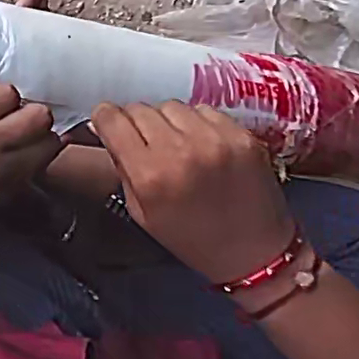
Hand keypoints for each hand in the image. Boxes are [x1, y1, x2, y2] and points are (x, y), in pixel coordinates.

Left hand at [0, 73, 59, 246]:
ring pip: (7, 92)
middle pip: (37, 114)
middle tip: (19, 124)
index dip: (47, 141)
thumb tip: (49, 145)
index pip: (49, 145)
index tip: (40, 140)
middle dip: (33, 119)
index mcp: (0, 173)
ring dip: (4, 102)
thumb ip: (22, 174)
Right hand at [91, 101, 294, 285]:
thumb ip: (122, 167)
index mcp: (150, 175)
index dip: (105, 118)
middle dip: (135, 122)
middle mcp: (180, 150)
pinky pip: (203, 110)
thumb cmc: (192, 238)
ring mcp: (214, 139)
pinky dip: (196, 122)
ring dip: (166, 121)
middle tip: (145, 142)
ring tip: (176, 144)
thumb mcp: (141, 211)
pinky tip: (202, 144)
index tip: (107, 122)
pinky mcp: (241, 135)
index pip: (113, 119)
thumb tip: (107, 129)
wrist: (254, 252)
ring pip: (171, 106)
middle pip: (140, 109)